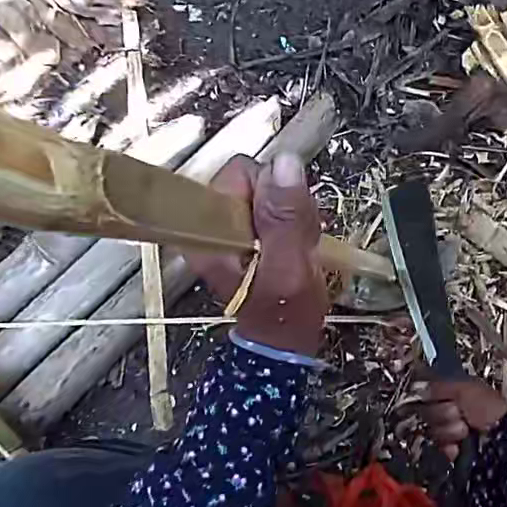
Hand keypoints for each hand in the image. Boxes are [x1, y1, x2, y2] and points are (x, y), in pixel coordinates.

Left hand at [185, 152, 328, 357]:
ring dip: (292, 215)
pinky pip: (274, 207)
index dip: (271, 192)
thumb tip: (285, 163)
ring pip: (270, 191)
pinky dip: (292, 223)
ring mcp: (227, 227)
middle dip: (285, 203)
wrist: (284, 343)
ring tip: (298, 247)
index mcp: (207, 229)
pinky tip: (297, 246)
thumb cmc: (284, 313)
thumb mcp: (290, 268)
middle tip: (296, 240)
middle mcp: (210, 222)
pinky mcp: (243, 232)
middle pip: (256, 178)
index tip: (286, 225)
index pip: (239, 173)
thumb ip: (285, 218)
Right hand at [416, 376, 506, 460]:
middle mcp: (456, 414)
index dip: (434, 397)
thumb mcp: (465, 388)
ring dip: (449, 431)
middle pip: (429, 412)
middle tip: (460, 415)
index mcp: (460, 395)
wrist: (501, 441)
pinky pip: (439, 448)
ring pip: (433, 431)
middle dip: (444, 414)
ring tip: (465, 432)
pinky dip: (450, 447)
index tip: (440, 398)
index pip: (431, 394)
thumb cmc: (489, 410)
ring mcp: (454, 434)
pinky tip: (460, 445)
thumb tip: (420, 388)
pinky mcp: (454, 454)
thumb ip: (439, 386)